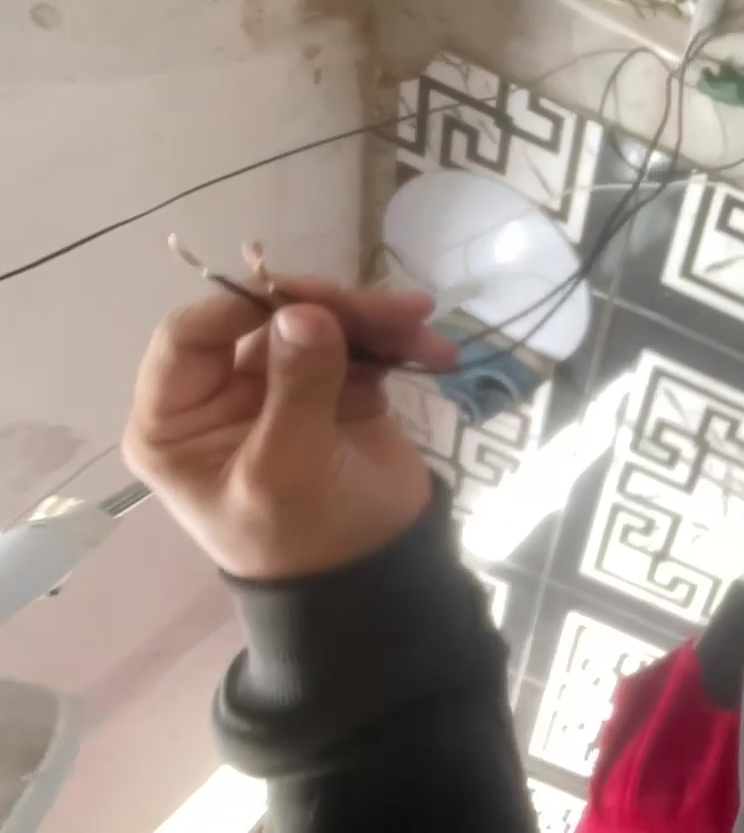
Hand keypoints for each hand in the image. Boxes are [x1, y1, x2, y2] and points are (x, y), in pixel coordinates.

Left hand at [122, 279, 458, 580]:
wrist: (373, 566)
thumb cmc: (306, 530)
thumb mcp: (291, 465)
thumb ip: (299, 387)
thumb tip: (307, 311)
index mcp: (183, 417)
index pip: (193, 336)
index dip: (248, 306)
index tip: (315, 299)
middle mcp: (231, 394)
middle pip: (277, 324)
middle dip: (340, 311)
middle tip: (402, 308)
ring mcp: (293, 390)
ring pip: (331, 330)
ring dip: (383, 324)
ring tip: (430, 332)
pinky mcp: (347, 393)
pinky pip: (371, 350)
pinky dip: (404, 344)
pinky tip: (438, 353)